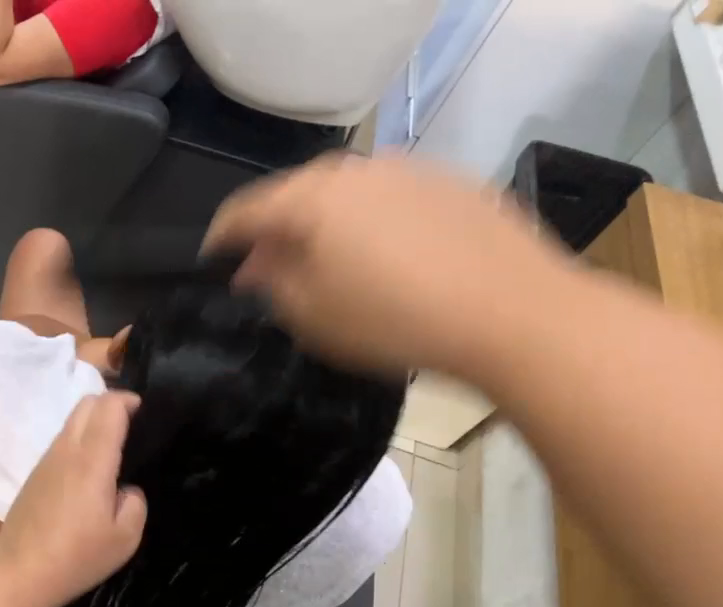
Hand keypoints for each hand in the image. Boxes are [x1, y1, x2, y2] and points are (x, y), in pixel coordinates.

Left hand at [0, 392, 147, 606]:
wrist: (20, 574)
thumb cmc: (77, 556)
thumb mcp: (126, 537)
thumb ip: (135, 502)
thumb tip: (124, 489)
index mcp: (92, 459)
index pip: (109, 406)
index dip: (130, 400)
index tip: (146, 413)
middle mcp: (65, 451)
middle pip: (86, 404)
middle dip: (111, 404)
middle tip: (132, 427)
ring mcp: (44, 463)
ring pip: (70, 424)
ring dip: (92, 424)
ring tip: (113, 451)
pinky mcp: (33, 478)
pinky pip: (59, 446)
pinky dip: (78, 444)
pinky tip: (88, 475)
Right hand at [204, 154, 578, 380]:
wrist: (513, 313)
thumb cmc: (392, 321)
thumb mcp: (310, 316)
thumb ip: (271, 282)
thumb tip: (254, 263)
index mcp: (310, 199)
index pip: (242, 210)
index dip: (219, 239)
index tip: (210, 265)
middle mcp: (355, 170)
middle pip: (294, 195)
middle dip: (274, 232)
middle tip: (266, 272)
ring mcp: (408, 171)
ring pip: (344, 195)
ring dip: (323, 226)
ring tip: (325, 268)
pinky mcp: (451, 184)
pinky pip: (388, 200)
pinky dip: (368, 224)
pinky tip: (382, 262)